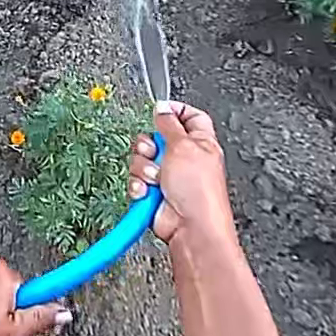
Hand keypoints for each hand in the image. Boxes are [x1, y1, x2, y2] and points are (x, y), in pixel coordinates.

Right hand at [128, 100, 235, 250]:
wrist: (190, 229)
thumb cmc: (199, 192)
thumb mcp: (183, 146)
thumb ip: (169, 123)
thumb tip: (162, 107)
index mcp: (199, 142)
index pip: (188, 116)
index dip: (174, 111)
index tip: (161, 112)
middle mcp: (183, 157)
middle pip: (155, 137)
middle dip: (149, 145)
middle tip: (156, 154)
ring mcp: (167, 175)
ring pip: (141, 158)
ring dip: (144, 168)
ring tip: (157, 179)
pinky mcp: (153, 191)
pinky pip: (135, 178)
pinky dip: (139, 185)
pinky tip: (149, 192)